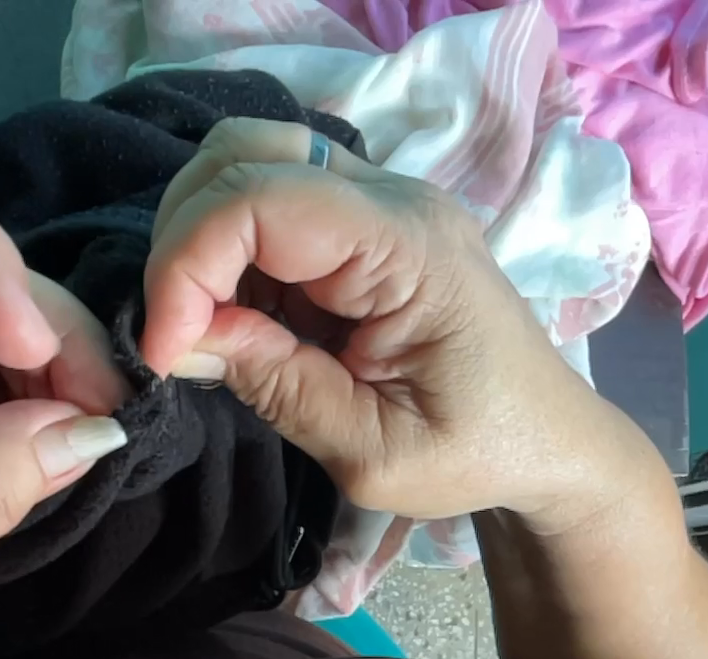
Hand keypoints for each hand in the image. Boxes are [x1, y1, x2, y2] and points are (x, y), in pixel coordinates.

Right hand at [142, 118, 637, 528]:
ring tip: (205, 331)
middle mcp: (395, 201)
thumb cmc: (475, 455)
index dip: (186, 266)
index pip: (261, 200)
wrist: (545, 442)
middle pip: (245, 155)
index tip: (163, 351)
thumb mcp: (372, 453)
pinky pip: (272, 213)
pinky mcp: (366, 231)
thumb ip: (277, 387)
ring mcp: (382, 207)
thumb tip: (177, 340)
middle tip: (174, 336)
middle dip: (183, 244)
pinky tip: (242, 322)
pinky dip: (230, 262)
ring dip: (202, 247)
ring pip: (250, 170)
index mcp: (410, 250)